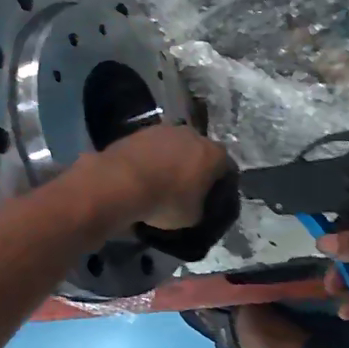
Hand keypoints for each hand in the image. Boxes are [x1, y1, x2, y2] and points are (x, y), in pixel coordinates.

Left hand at [81, 125, 232, 229]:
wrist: (122, 182)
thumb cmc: (166, 201)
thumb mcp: (193, 217)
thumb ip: (201, 207)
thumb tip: (196, 205)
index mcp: (214, 154)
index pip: (226, 168)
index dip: (219, 185)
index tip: (211, 198)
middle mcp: (193, 134)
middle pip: (199, 153)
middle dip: (194, 168)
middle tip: (185, 189)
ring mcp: (165, 129)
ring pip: (174, 147)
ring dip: (171, 161)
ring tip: (160, 182)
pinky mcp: (140, 131)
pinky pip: (152, 148)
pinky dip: (150, 159)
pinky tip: (142, 176)